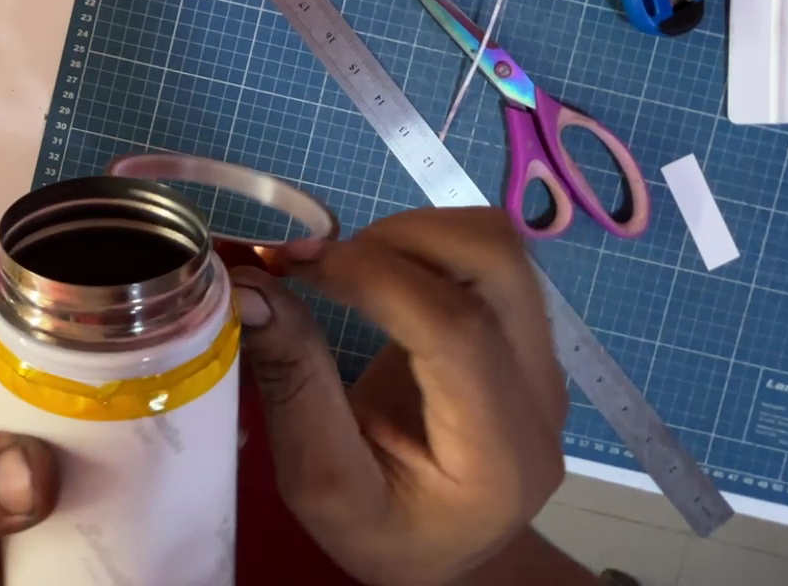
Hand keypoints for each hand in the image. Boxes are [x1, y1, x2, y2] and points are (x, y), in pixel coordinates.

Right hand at [233, 209, 568, 585]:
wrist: (449, 552)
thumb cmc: (383, 530)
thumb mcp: (319, 480)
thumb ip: (291, 383)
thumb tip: (250, 287)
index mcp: (496, 450)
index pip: (454, 328)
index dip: (369, 276)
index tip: (291, 263)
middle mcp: (537, 391)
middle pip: (494, 261)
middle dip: (395, 239)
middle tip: (325, 265)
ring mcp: (537, 355)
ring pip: (491, 243)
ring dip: (407, 234)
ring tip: (347, 269)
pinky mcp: (519, 331)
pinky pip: (479, 254)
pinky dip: (417, 243)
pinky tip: (373, 277)